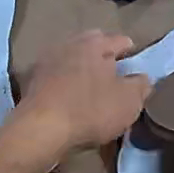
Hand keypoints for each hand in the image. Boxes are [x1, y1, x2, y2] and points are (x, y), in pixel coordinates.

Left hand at [9, 31, 149, 168]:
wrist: (39, 131)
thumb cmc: (91, 110)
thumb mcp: (129, 101)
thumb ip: (141, 85)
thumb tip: (141, 79)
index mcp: (96, 43)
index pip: (121, 41)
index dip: (133, 55)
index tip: (137, 72)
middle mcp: (71, 43)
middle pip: (94, 46)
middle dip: (105, 58)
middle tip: (115, 79)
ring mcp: (48, 61)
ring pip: (74, 60)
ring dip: (83, 71)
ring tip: (92, 91)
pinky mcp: (32, 81)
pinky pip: (57, 77)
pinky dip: (66, 84)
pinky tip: (71, 101)